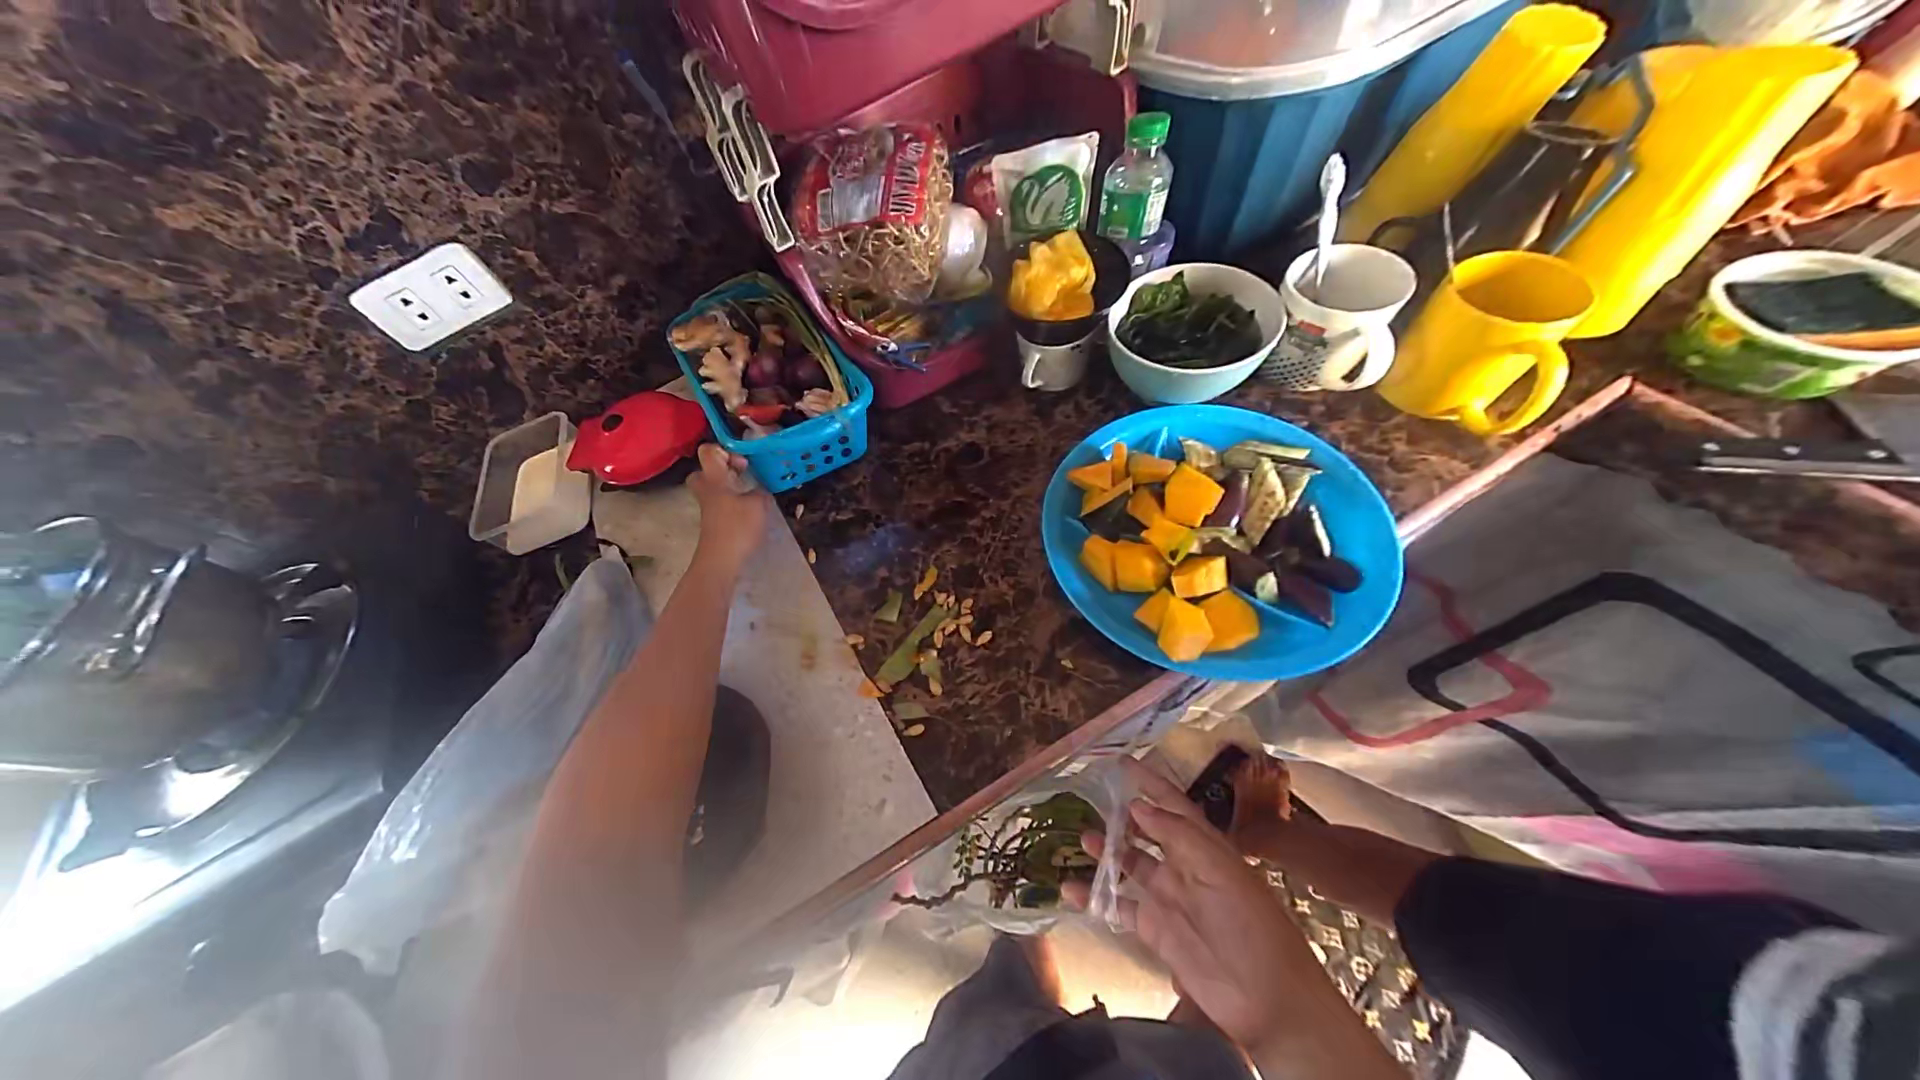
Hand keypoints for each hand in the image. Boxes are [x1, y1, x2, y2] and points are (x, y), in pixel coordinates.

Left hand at [687, 442, 770, 571]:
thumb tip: (761, 488)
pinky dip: (732, 499)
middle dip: (722, 467)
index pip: (708, 451)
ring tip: (749, 488)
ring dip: (729, 484)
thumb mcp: (758, 504)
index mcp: (714, 479)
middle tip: (741, 472)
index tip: (743, 460)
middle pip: (705, 470)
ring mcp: (708, 506)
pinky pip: (720, 501)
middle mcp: (706, 489)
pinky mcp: (713, 520)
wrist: (721, 559)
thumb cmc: (738, 527)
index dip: (724, 449)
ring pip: (713, 486)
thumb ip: (761, 491)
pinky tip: (748, 507)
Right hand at [1069, 759, 1326, 1049]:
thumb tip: (1138, 805)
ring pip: (1129, 865)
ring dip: (1107, 851)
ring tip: (1084, 839)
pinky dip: (1094, 896)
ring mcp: (1167, 897)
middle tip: (1094, 801)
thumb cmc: (1251, 925)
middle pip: (1147, 832)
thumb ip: (1178, 835)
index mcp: (1205, 846)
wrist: (1267, 999)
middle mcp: (1183, 866)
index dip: (1149, 782)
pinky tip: (1071, 888)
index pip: (1172, 804)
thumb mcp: (1220, 871)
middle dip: (1123, 816)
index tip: (1122, 763)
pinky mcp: (1153, 929)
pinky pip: (1118, 906)